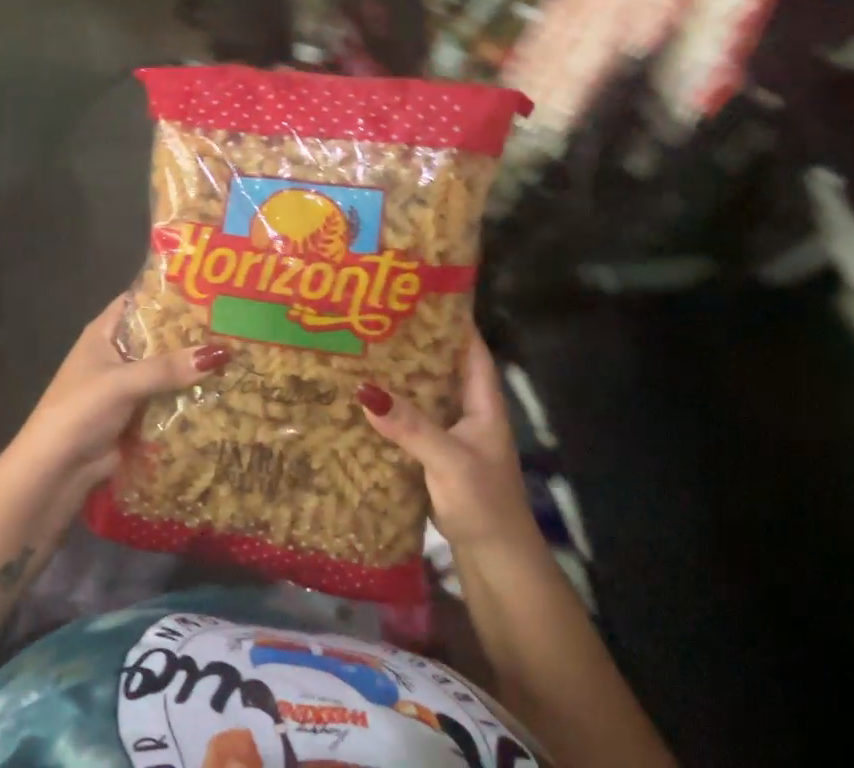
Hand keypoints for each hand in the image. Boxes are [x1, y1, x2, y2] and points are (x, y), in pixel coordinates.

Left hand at [9, 294, 230, 484]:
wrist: (56, 469)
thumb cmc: (80, 411)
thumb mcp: (122, 382)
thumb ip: (168, 368)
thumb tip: (221, 352)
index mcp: (104, 333)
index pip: (140, 302)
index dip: (171, 294)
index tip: (211, 291)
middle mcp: (117, 355)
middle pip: (160, 338)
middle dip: (193, 335)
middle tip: (239, 325)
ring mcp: (128, 387)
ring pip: (169, 372)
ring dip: (196, 370)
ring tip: (243, 357)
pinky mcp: (138, 416)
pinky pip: (170, 401)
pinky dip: (191, 399)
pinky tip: (226, 394)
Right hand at [358, 330, 541, 555]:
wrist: (495, 561)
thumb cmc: (484, 503)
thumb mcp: (449, 460)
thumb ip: (411, 426)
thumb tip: (365, 389)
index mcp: (483, 404)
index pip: (469, 349)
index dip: (449, 320)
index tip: (417, 293)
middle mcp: (467, 413)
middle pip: (440, 369)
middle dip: (412, 346)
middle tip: (371, 320)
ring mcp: (451, 437)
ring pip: (422, 397)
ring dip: (397, 380)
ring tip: (358, 352)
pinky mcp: (434, 460)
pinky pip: (409, 424)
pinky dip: (389, 413)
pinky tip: (360, 405)